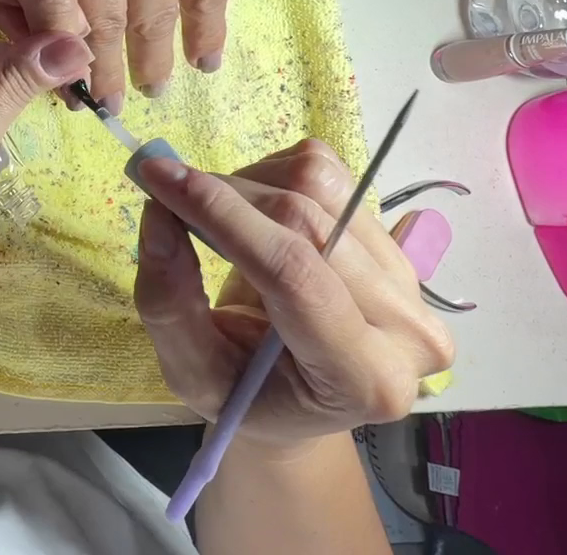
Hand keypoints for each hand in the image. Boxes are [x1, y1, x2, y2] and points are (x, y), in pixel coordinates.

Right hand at [0, 0, 359, 109]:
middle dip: (152, 60)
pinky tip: (58, 66)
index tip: (201, 63)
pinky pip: (47, 2)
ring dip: (104, 67)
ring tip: (105, 97)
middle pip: (154, 14)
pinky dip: (55, 41)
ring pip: (102, 20)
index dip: (203, 31)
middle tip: (147, 91)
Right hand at [133, 140, 453, 446]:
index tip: (156, 176)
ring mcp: (410, 278)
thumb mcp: (188, 370)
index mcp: (363, 377)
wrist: (295, 393)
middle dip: (221, 196)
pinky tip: (257, 214)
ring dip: (248, 182)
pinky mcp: (394, 239)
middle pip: (304, 219)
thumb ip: (167, 301)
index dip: (220, 214)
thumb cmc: (243, 393)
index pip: (293, 272)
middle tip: (167, 194)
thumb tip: (158, 211)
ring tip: (221, 219)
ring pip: (318, 183)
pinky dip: (273, 174)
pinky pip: (327, 172)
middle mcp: (408, 328)